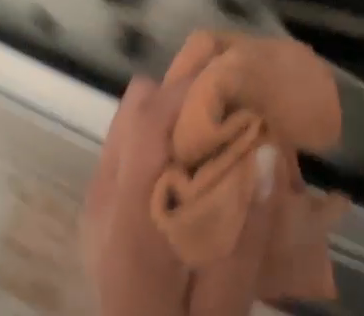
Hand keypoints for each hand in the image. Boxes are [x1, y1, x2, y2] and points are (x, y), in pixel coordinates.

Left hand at [82, 77, 280, 315]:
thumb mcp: (224, 308)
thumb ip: (246, 235)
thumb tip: (267, 153)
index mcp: (127, 221)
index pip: (148, 124)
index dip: (190, 86)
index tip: (236, 72)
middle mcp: (102, 195)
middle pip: (136, 107)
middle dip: (187, 89)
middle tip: (237, 91)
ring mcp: (96, 195)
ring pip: (131, 116)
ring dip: (176, 107)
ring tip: (223, 116)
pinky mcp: (101, 200)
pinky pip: (130, 139)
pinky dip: (164, 130)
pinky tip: (199, 148)